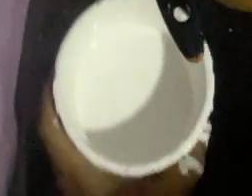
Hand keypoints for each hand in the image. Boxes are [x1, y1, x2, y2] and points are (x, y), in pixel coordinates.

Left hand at [39, 86, 204, 195]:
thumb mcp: (170, 189)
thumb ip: (186, 158)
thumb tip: (203, 127)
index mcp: (76, 167)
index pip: (48, 124)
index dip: (50, 94)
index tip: (62, 67)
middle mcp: (68, 176)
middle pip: (54, 133)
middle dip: (65, 102)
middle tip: (85, 75)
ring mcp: (74, 188)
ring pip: (64, 148)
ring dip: (73, 124)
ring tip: (95, 96)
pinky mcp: (85, 194)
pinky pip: (75, 160)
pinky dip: (83, 143)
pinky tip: (105, 135)